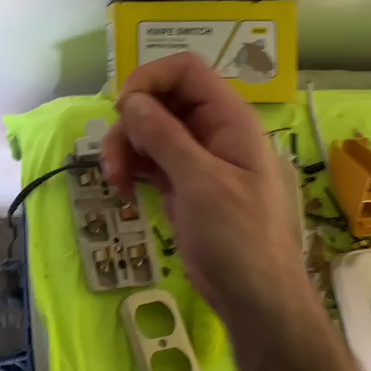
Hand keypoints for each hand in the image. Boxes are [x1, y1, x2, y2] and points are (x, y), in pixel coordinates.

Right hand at [100, 53, 305, 321]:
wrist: (256, 299)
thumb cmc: (240, 239)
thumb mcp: (201, 184)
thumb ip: (165, 137)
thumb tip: (130, 100)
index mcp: (230, 121)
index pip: (186, 71)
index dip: (150, 79)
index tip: (122, 108)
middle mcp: (212, 132)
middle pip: (159, 100)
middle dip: (129, 123)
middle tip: (114, 159)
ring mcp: (196, 158)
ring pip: (148, 129)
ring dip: (124, 149)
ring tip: (115, 182)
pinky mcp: (182, 183)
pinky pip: (148, 158)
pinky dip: (130, 168)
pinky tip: (122, 192)